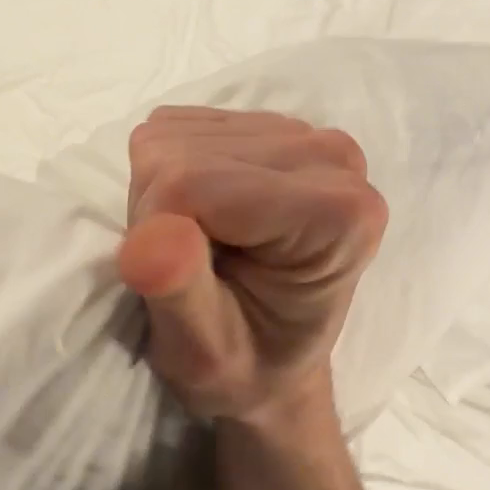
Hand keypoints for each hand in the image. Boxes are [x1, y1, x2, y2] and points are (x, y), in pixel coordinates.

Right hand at [119, 108, 387, 425]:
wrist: (273, 359)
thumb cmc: (243, 367)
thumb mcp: (203, 355)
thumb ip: (180, 290)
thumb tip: (152, 237)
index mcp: (337, 212)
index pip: (190, 182)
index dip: (158, 231)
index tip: (182, 283)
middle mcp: (332, 154)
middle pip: (180, 153)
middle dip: (159, 210)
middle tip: (188, 267)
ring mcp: (302, 130)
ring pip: (172, 135)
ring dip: (161, 192)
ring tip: (198, 244)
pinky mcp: (267, 122)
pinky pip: (177, 127)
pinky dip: (168, 170)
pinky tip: (203, 212)